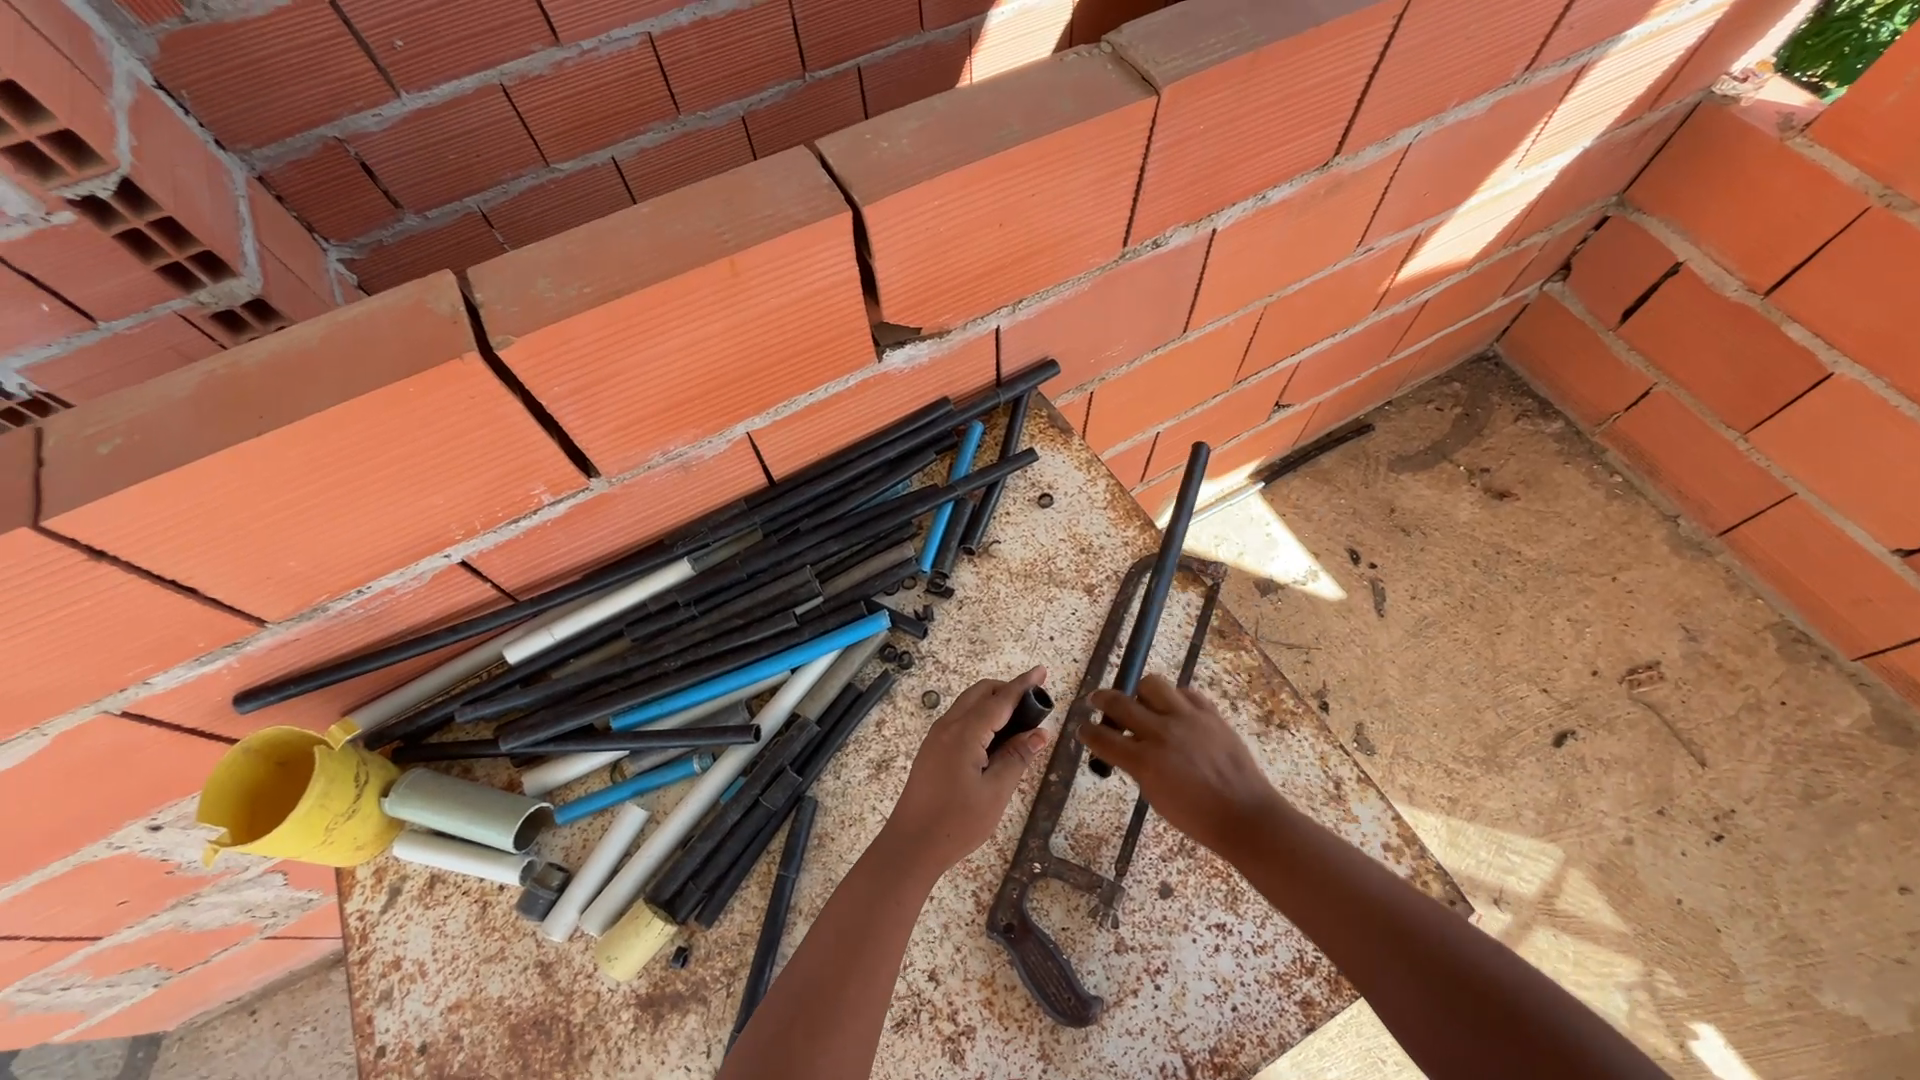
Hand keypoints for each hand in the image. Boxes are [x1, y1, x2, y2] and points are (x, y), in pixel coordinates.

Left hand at [878, 666, 1050, 878]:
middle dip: (1007, 691)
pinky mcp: (932, 752)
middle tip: (1034, 704)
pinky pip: (959, 721)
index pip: (1000, 700)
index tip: (1041, 671)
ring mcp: (936, 739)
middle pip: (980, 694)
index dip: (1023, 685)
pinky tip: (995, 741)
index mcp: (964, 733)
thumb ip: (1017, 758)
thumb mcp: (995, 792)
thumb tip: (1039, 734)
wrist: (910, 846)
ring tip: (1020, 723)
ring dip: (993, 705)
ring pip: (968, 706)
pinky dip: (981, 719)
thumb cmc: (956, 823)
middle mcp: (947, 727)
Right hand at [1082, 674, 1288, 858]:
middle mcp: (1163, 733)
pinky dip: (1175, 699)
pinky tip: (1175, 711)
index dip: (1087, 732)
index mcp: (1145, 761)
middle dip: (1102, 699)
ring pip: (1153, 684)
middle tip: (1096, 700)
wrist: (1244, 814)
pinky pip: (1185, 693)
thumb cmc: (1197, 817)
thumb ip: (1137, 767)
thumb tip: (1127, 748)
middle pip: (1120, 702)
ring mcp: (1188, 719)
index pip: (1103, 738)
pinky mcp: (1210, 713)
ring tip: (1142, 703)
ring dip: (1141, 693)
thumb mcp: (1155, 796)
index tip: (1082, 728)